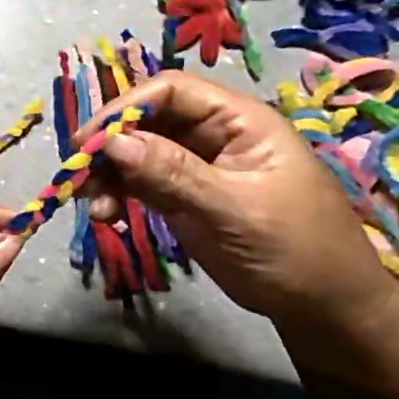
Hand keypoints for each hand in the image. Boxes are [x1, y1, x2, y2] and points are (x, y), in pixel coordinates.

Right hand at [76, 71, 398, 326]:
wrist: (322, 306)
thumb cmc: (295, 249)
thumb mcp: (234, 208)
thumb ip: (173, 173)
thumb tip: (113, 142)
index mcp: (238, 120)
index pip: (170, 92)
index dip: (126, 108)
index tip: (89, 141)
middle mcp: (211, 135)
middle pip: (146, 121)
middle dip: (109, 146)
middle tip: (76, 176)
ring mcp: (194, 166)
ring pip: (136, 154)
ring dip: (107, 175)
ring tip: (91, 206)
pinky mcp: (182, 196)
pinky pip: (139, 184)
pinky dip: (117, 196)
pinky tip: (106, 216)